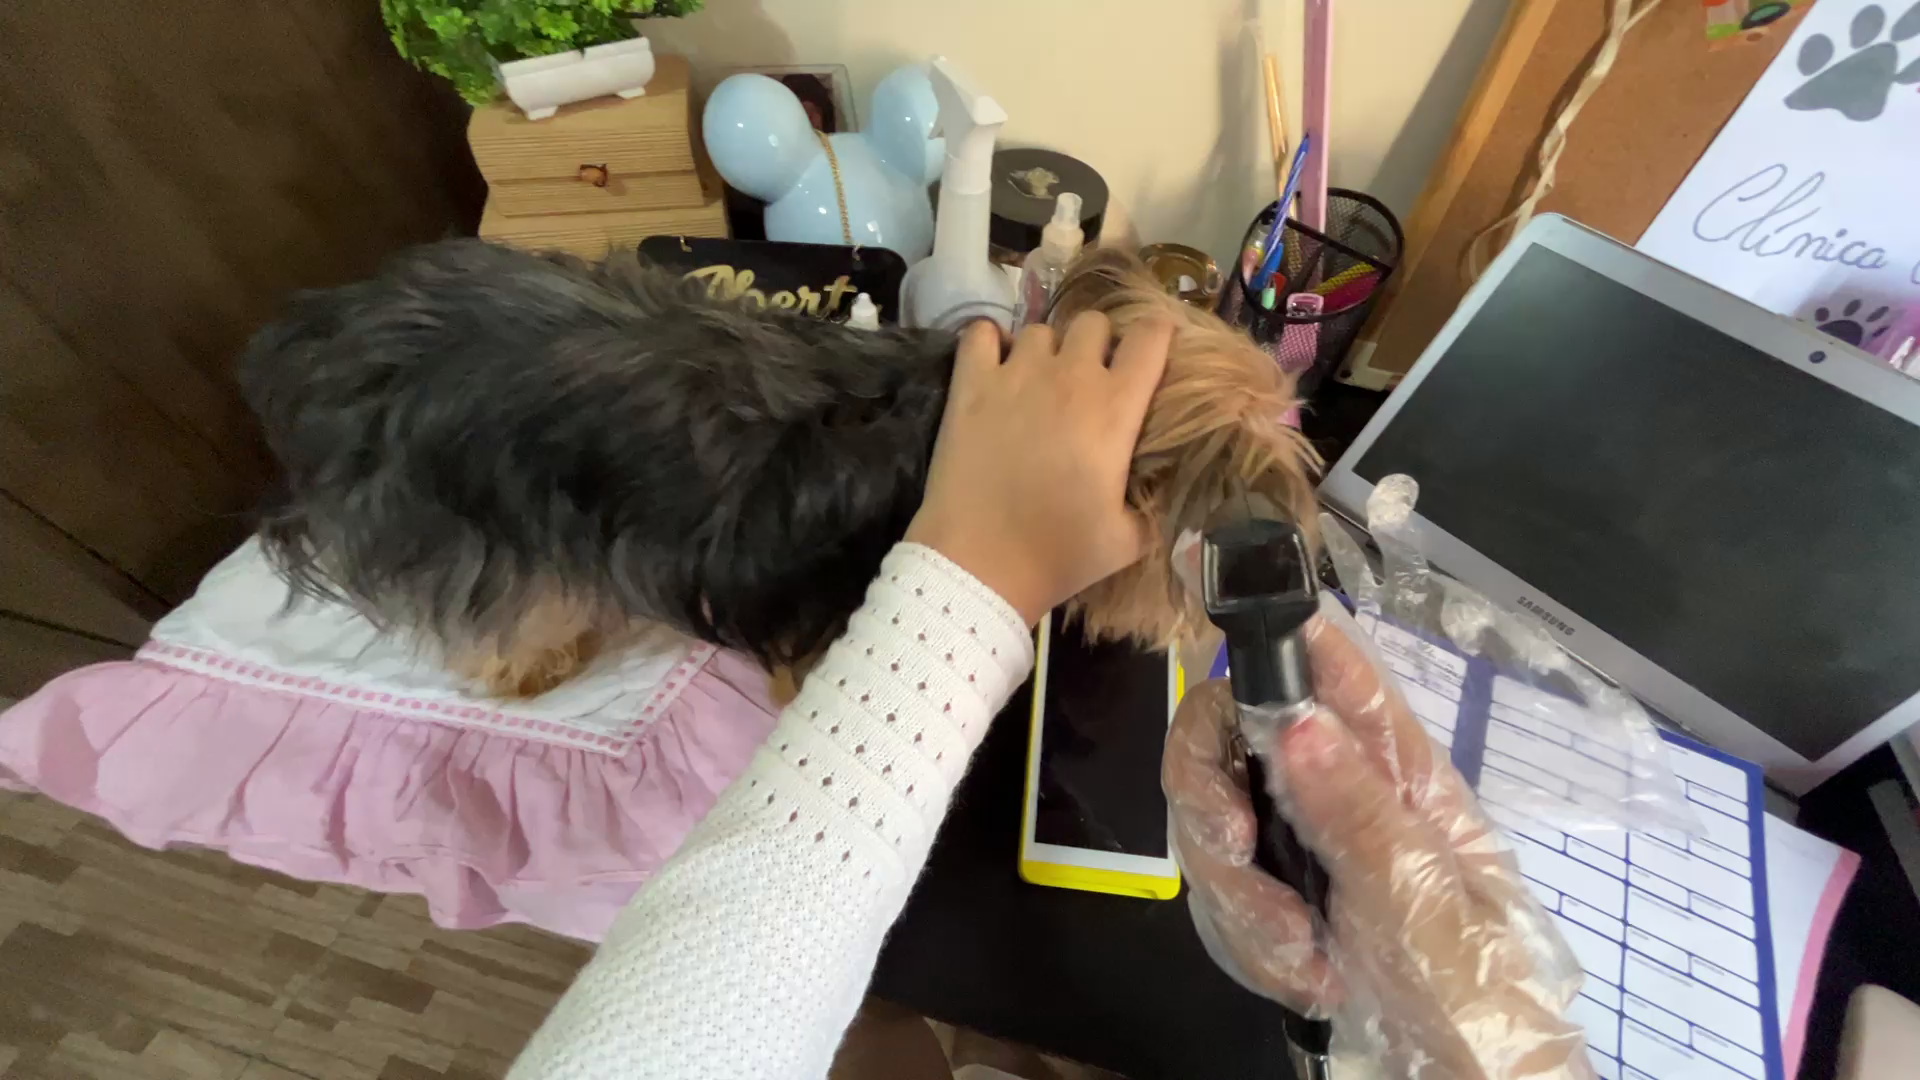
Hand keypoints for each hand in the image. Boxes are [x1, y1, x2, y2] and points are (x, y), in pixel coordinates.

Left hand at [906, 314, 1171, 624]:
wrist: (981, 564)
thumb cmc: (1059, 555)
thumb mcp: (1129, 540)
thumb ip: (1155, 503)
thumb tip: (1168, 488)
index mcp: (1116, 409)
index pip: (1150, 337)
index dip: (1155, 339)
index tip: (1149, 357)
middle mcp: (1069, 378)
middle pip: (1093, 324)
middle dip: (1097, 344)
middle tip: (1088, 380)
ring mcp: (1016, 375)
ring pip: (1040, 329)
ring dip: (1045, 350)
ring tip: (1037, 382)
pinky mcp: (970, 385)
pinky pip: (981, 334)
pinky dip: (989, 342)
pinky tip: (993, 366)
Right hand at [1163, 598, 1594, 1078]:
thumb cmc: (1475, 996)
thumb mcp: (1430, 912)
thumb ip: (1360, 816)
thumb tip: (1289, 718)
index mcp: (1388, 762)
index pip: (1320, 662)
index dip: (1263, 615)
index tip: (1200, 561)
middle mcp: (1324, 779)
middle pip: (1220, 731)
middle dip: (1208, 794)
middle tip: (1234, 850)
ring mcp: (1284, 831)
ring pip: (1199, 812)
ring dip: (1234, 894)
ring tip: (1304, 960)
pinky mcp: (1258, 883)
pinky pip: (1205, 882)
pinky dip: (1239, 933)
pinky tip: (1298, 971)